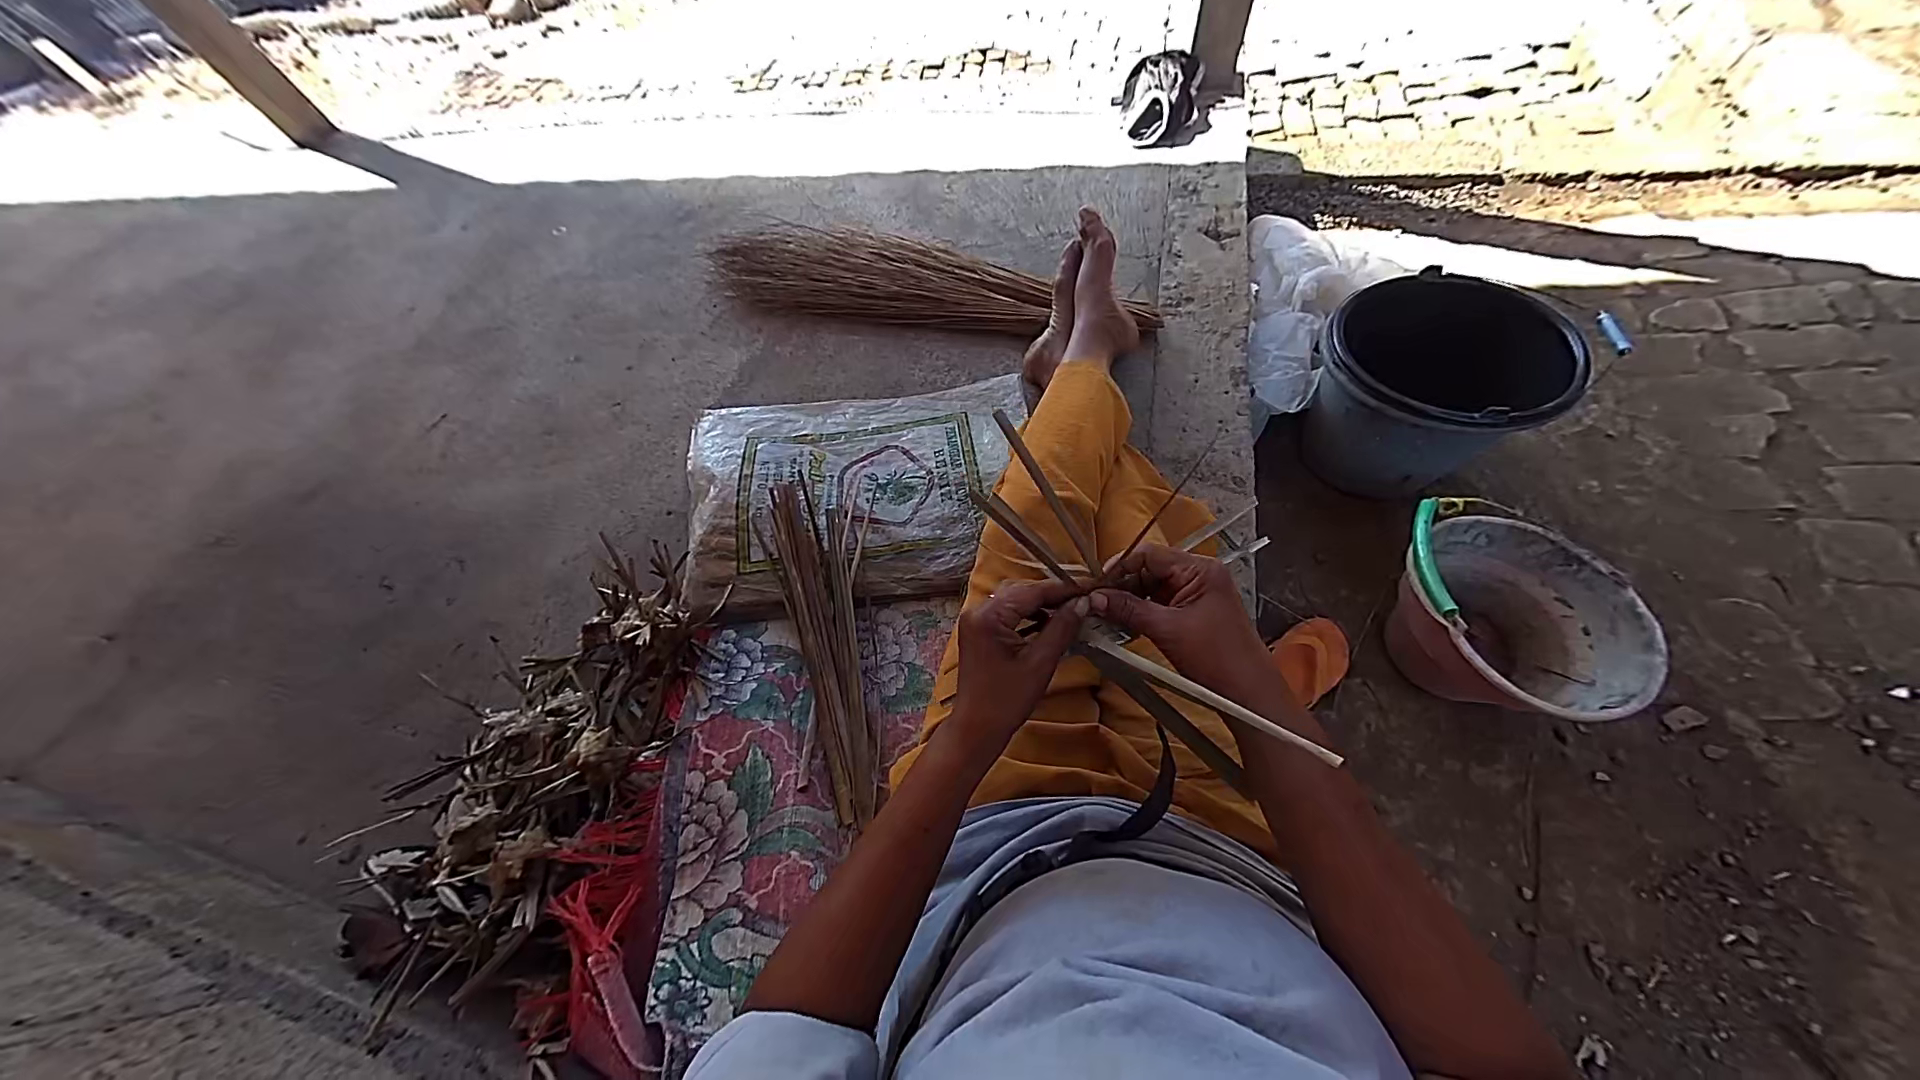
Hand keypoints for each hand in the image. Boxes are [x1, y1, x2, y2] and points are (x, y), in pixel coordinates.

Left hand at [948, 579, 1086, 749]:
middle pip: (1022, 591)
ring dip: (1041, 605)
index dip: (1063, 589)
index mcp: (988, 616)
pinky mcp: (978, 630)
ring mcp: (975, 620)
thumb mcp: (1040, 663)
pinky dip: (1028, 615)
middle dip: (1052, 595)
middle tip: (1083, 599)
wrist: (977, 727)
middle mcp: (977, 610)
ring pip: (1014, 600)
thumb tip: (1083, 603)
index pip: (1032, 591)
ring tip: (1070, 610)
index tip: (1090, 589)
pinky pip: (1007, 613)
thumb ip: (1062, 628)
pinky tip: (1048, 623)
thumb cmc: (1007, 700)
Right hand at [1091, 544, 1271, 704]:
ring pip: (1150, 588)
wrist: (1247, 693)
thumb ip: (1128, 609)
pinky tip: (1121, 623)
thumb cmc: (1217, 658)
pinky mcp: (1190, 613)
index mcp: (1199, 569)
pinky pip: (1157, 604)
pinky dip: (1139, 612)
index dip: (1119, 567)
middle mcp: (1198, 575)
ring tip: (1103, 615)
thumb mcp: (1167, 629)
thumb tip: (1094, 598)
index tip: (1095, 585)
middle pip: (1148, 570)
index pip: (1149, 555)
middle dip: (1121, 586)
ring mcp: (1195, 594)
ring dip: (1128, 600)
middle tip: (1094, 602)